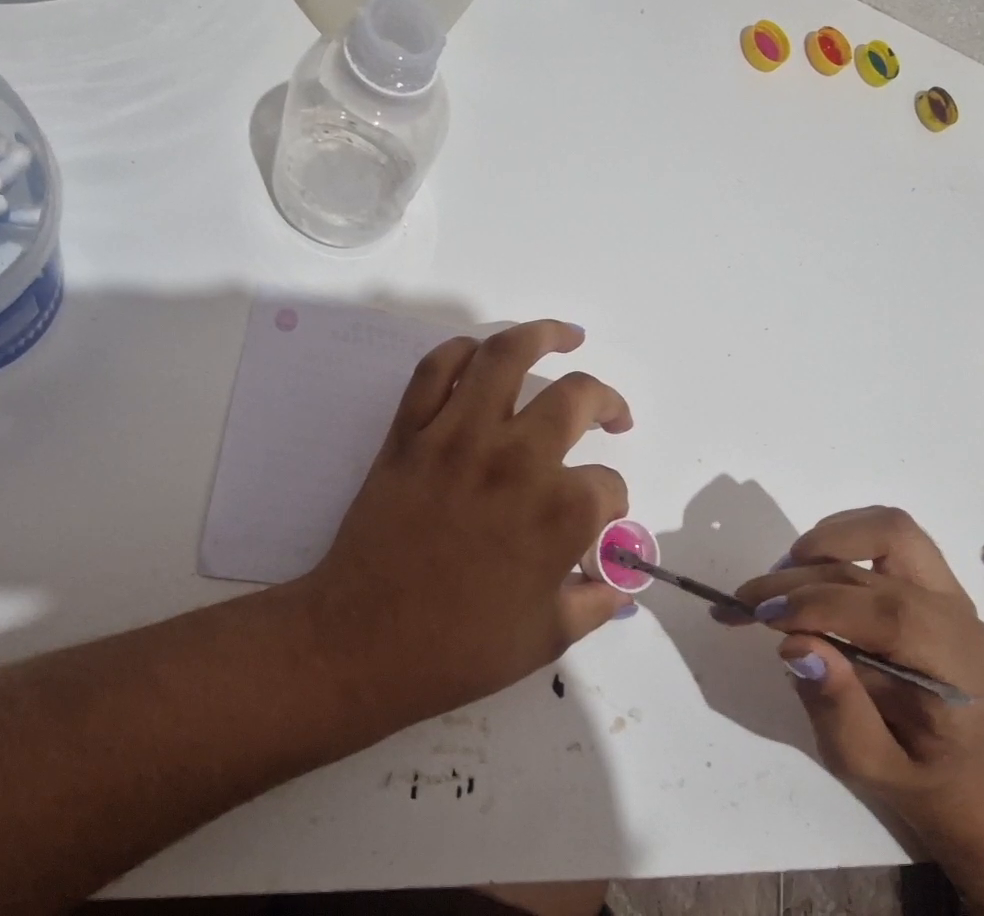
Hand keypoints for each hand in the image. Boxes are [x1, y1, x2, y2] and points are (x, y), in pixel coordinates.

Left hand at [296, 320, 634, 727]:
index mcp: (560, 512)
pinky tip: (480, 354)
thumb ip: (594, 602)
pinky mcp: (409, 433)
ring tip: (567, 335)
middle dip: (607, 401)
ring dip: (543, 335)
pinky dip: (459, 351)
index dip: (614, 502)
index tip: (603, 516)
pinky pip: (434, 371)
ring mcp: (458, 438)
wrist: (363, 642)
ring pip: (505, 357)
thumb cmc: (460, 649)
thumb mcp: (548, 638)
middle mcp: (516, 459)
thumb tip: (620, 583)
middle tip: (612, 415)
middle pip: (577, 397)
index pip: (608, 486)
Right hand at [731, 507, 983, 801]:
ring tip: (778, 578)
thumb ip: (837, 710)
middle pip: (881, 568)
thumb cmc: (905, 766)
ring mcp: (949, 592)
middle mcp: (962, 622)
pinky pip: (885, 532)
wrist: (949, 757)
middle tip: (745, 602)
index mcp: (960, 677)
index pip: (895, 616)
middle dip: (801, 577)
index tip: (762, 617)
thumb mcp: (864, 763)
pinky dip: (836, 538)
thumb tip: (798, 645)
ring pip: (890, 529)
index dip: (822, 606)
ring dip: (824, 541)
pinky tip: (804, 569)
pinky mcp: (929, 575)